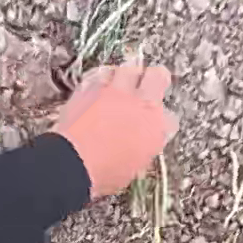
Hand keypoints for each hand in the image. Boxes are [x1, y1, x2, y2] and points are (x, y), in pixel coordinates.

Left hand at [50, 65, 177, 197]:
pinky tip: (98, 88)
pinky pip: (98, 75)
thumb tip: (149, 135)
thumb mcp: (136, 165)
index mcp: (154, 124)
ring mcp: (112, 91)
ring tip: (119, 86)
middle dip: (153, 79)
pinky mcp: (87, 88)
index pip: (170, 115)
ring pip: (126, 69)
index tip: (156, 118)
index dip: (162, 115)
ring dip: (125, 76)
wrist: (72, 162)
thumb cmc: (107, 173)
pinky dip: (101, 80)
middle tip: (145, 87)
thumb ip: (146, 143)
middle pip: (156, 75)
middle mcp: (138, 101)